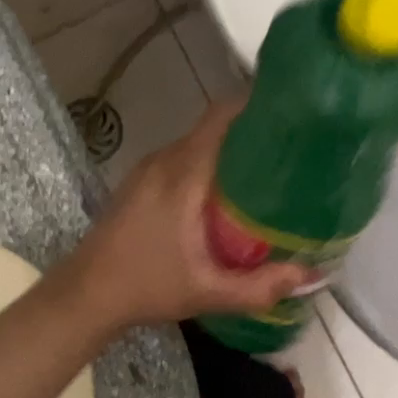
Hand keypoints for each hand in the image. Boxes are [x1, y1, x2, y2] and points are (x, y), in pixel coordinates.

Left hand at [58, 103, 309, 328]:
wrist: (86, 293)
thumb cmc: (147, 285)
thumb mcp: (208, 292)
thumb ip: (260, 286)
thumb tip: (311, 274)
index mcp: (184, 173)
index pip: (220, 116)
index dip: (252, 105)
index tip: (287, 110)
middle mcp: (166, 159)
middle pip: (213, 127)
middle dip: (250, 130)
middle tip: (290, 147)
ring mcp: (149, 167)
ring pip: (197, 142)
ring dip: (228, 148)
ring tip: (265, 168)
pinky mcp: (141, 179)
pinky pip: (183, 156)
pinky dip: (208, 161)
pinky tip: (226, 191)